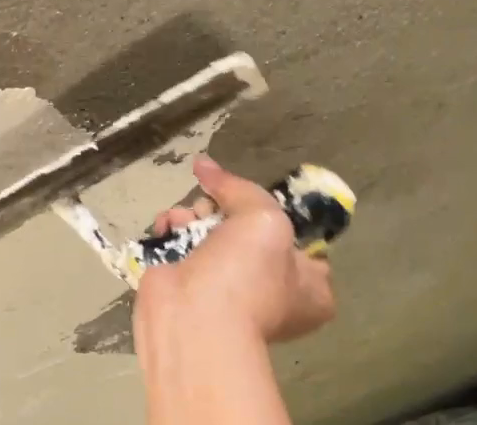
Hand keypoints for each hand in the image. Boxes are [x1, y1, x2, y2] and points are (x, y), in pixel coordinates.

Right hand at [134, 156, 336, 344]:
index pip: (298, 240)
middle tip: (208, 210)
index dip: (272, 215)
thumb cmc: (246, 274)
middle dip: (218, 210)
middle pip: (244, 228)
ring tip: (181, 220)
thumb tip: (204, 165)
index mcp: (309, 287)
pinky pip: (182, 242)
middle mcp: (273, 289)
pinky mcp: (190, 281)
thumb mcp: (262, 218)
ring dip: (190, 216)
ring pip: (208, 231)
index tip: (248, 201)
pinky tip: (167, 227)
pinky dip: (172, 229)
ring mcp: (228, 287)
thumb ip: (238, 187)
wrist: (194, 313)